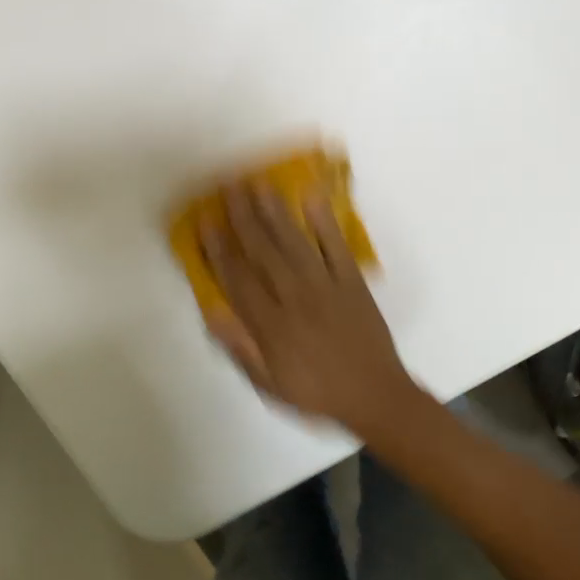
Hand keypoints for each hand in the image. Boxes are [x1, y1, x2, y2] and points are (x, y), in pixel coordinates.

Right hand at [200, 180, 421, 432]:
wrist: (374, 395)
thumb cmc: (317, 393)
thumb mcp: (270, 384)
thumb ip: (241, 349)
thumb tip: (212, 314)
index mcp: (272, 325)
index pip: (238, 279)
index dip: (219, 248)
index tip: (206, 221)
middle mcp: (295, 297)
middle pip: (264, 251)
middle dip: (243, 217)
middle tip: (228, 187)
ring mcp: (326, 286)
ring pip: (295, 242)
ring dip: (276, 211)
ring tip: (260, 184)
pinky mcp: (352, 281)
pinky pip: (336, 246)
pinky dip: (324, 222)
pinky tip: (311, 198)